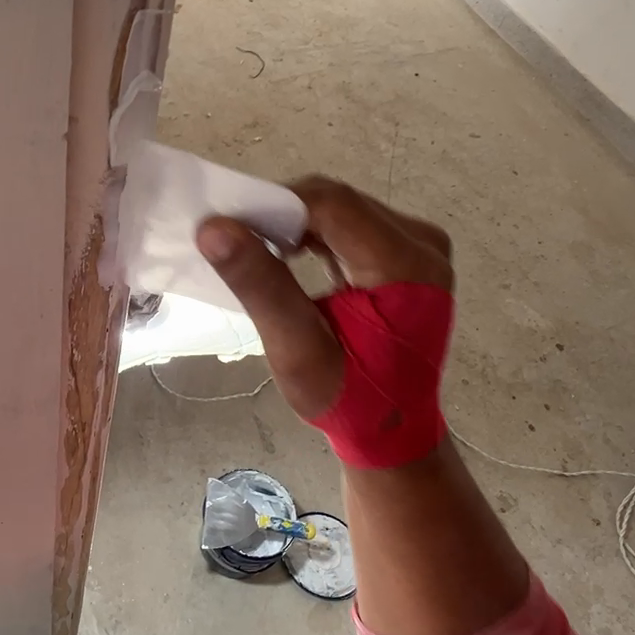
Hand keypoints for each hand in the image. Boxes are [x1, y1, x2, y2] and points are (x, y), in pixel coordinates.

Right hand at [195, 176, 453, 420]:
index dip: (273, 205)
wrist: (393, 432)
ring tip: (256, 253)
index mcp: (404, 264)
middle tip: (236, 242)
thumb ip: (261, 285)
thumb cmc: (347, 400)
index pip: (330, 204)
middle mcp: (421, 241)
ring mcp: (417, 245)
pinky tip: (285, 257)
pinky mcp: (405, 252)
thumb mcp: (298, 350)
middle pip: (335, 202)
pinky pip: (349, 224)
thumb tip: (213, 227)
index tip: (227, 226)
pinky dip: (311, 234)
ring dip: (292, 223)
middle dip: (280, 215)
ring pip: (338, 208)